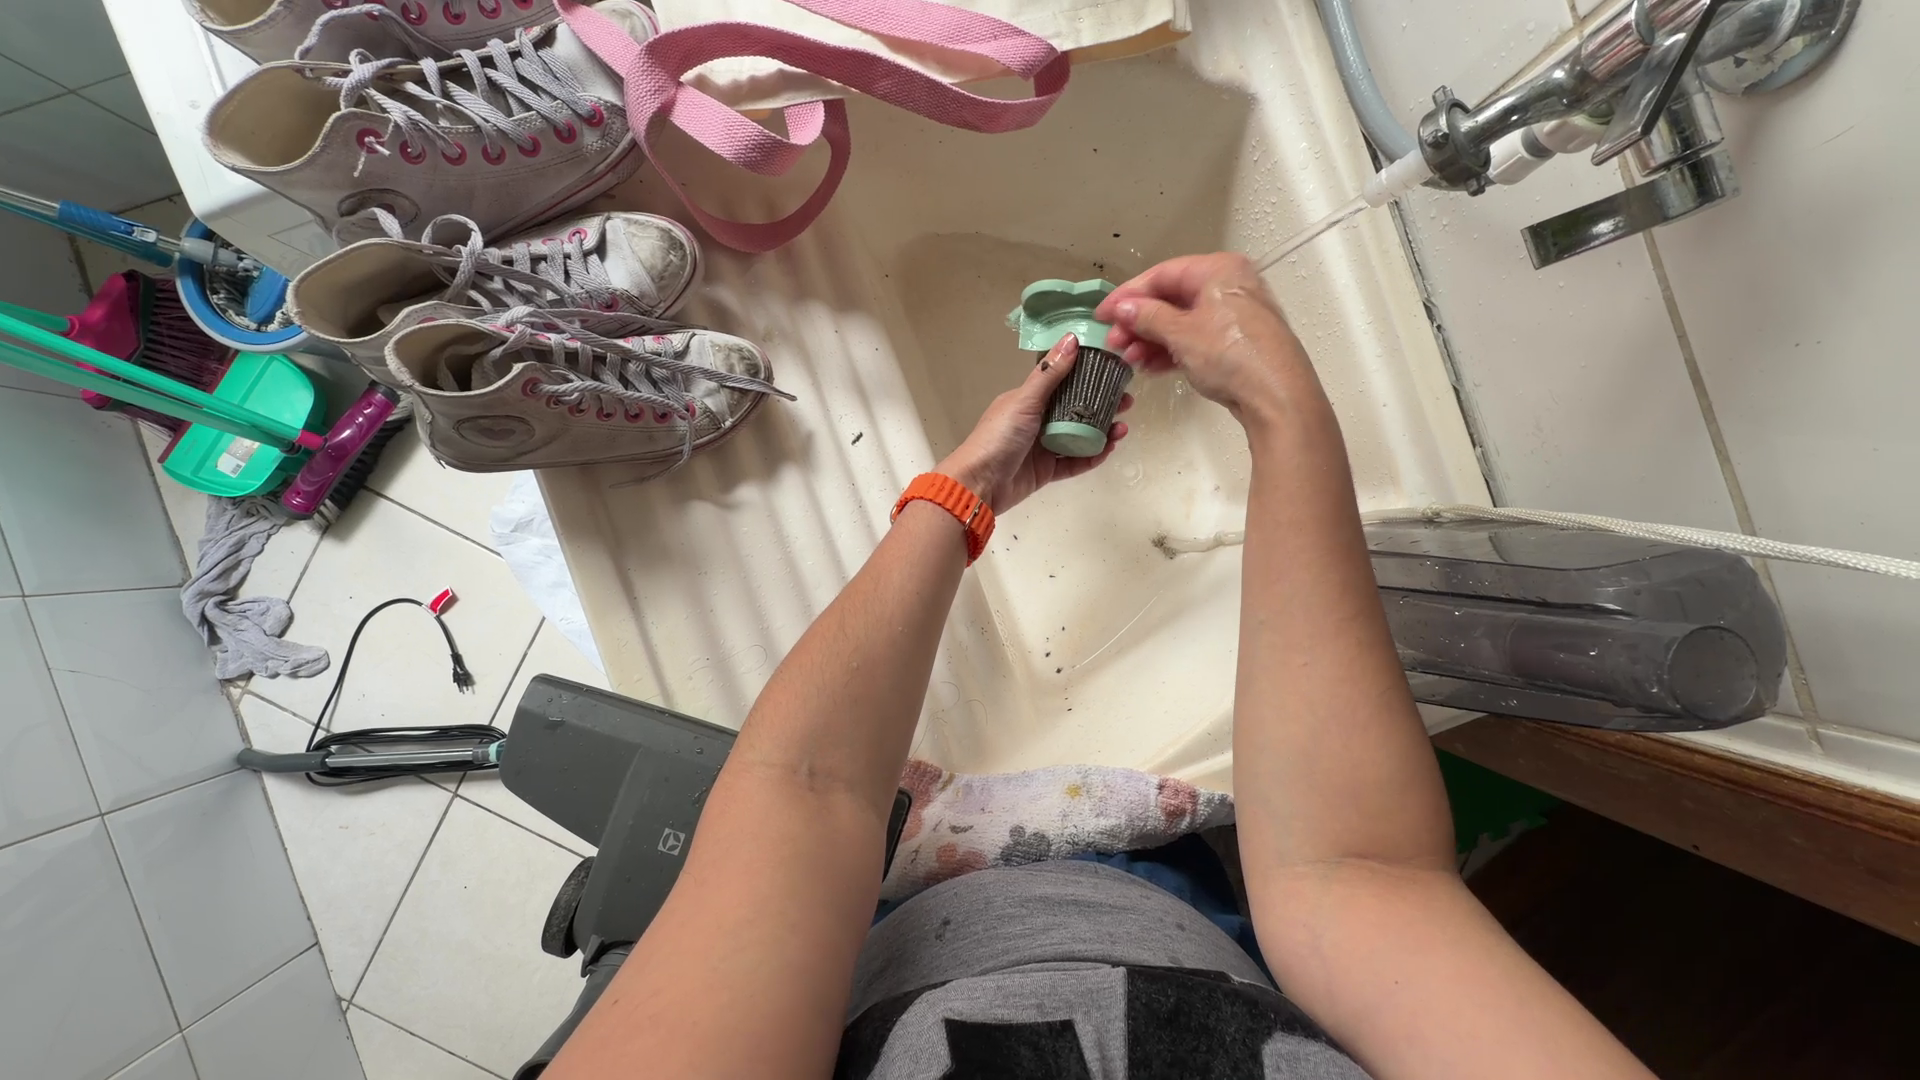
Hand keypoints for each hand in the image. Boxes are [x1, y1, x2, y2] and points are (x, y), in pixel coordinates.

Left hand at [936, 334, 1130, 511]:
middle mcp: (1036, 421)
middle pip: (1075, 410)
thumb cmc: (998, 437)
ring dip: (1101, 431)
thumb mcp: (1024, 401)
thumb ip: (1050, 373)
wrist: (980, 484)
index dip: (1088, 377)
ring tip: (1122, 428)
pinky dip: (1092, 456)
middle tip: (1127, 403)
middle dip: (1102, 406)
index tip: (1114, 373)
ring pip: (1078, 436)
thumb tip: (1072, 338)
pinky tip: (1109, 448)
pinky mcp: (1046, 471)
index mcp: (1027, 400)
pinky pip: (1074, 461)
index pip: (1063, 382)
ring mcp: (1042, 447)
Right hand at [1095, 253, 1313, 422]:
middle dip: (1139, 321)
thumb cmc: (1237, 355)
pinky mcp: (1236, 344)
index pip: (1162, 275)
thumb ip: (1148, 317)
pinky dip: (1172, 351)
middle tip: (1115, 341)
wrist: (1277, 396)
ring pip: (1181, 322)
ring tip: (1129, 359)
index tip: (1105, 313)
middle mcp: (1229, 286)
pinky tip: (1151, 366)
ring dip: (1152, 339)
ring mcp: (1234, 316)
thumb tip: (1125, 309)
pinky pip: (1195, 340)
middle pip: (1171, 299)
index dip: (1128, 295)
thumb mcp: (1182, 333)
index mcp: (1219, 270)